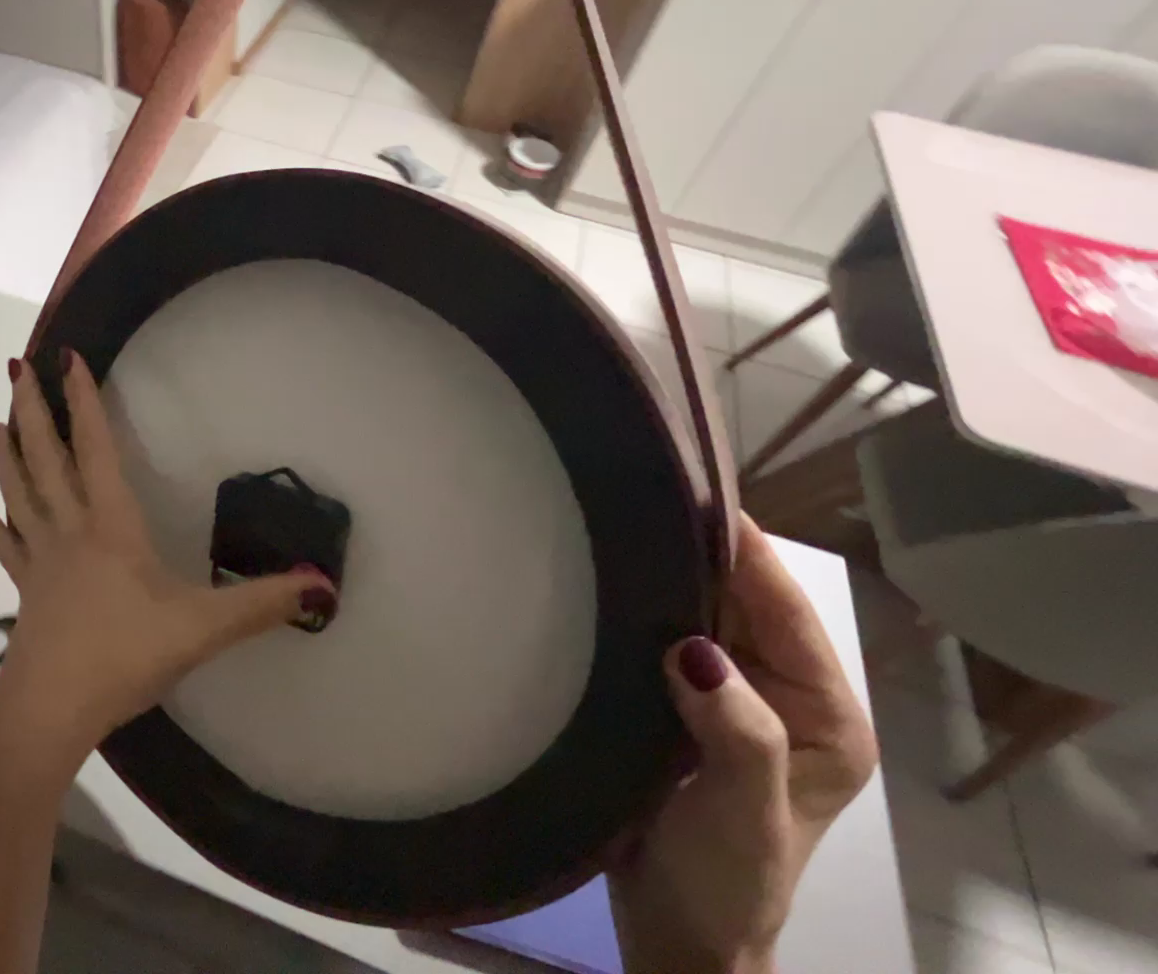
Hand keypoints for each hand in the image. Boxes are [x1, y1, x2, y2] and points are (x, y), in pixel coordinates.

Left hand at [0, 351, 335, 765]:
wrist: (51, 713)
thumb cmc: (123, 659)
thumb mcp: (202, 629)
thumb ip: (260, 604)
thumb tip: (322, 585)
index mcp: (110, 527)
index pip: (95, 450)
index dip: (84, 402)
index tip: (66, 357)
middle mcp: (69, 532)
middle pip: (44, 459)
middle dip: (31, 410)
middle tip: (14, 366)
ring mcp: (41, 563)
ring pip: (19, 496)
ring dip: (7, 456)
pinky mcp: (26, 594)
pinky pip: (9, 550)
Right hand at [608, 516, 878, 973]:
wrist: (674, 930)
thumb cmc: (725, 879)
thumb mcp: (746, 812)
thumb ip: (737, 730)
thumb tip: (692, 647)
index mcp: (823, 713)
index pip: (786, 610)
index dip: (747, 551)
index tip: (699, 491)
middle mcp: (780, 694)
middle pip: (742, 605)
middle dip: (698, 555)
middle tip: (637, 498)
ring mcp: (727, 699)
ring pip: (698, 619)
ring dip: (663, 581)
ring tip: (612, 526)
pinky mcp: (678, 707)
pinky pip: (661, 645)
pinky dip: (638, 615)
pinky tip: (598, 587)